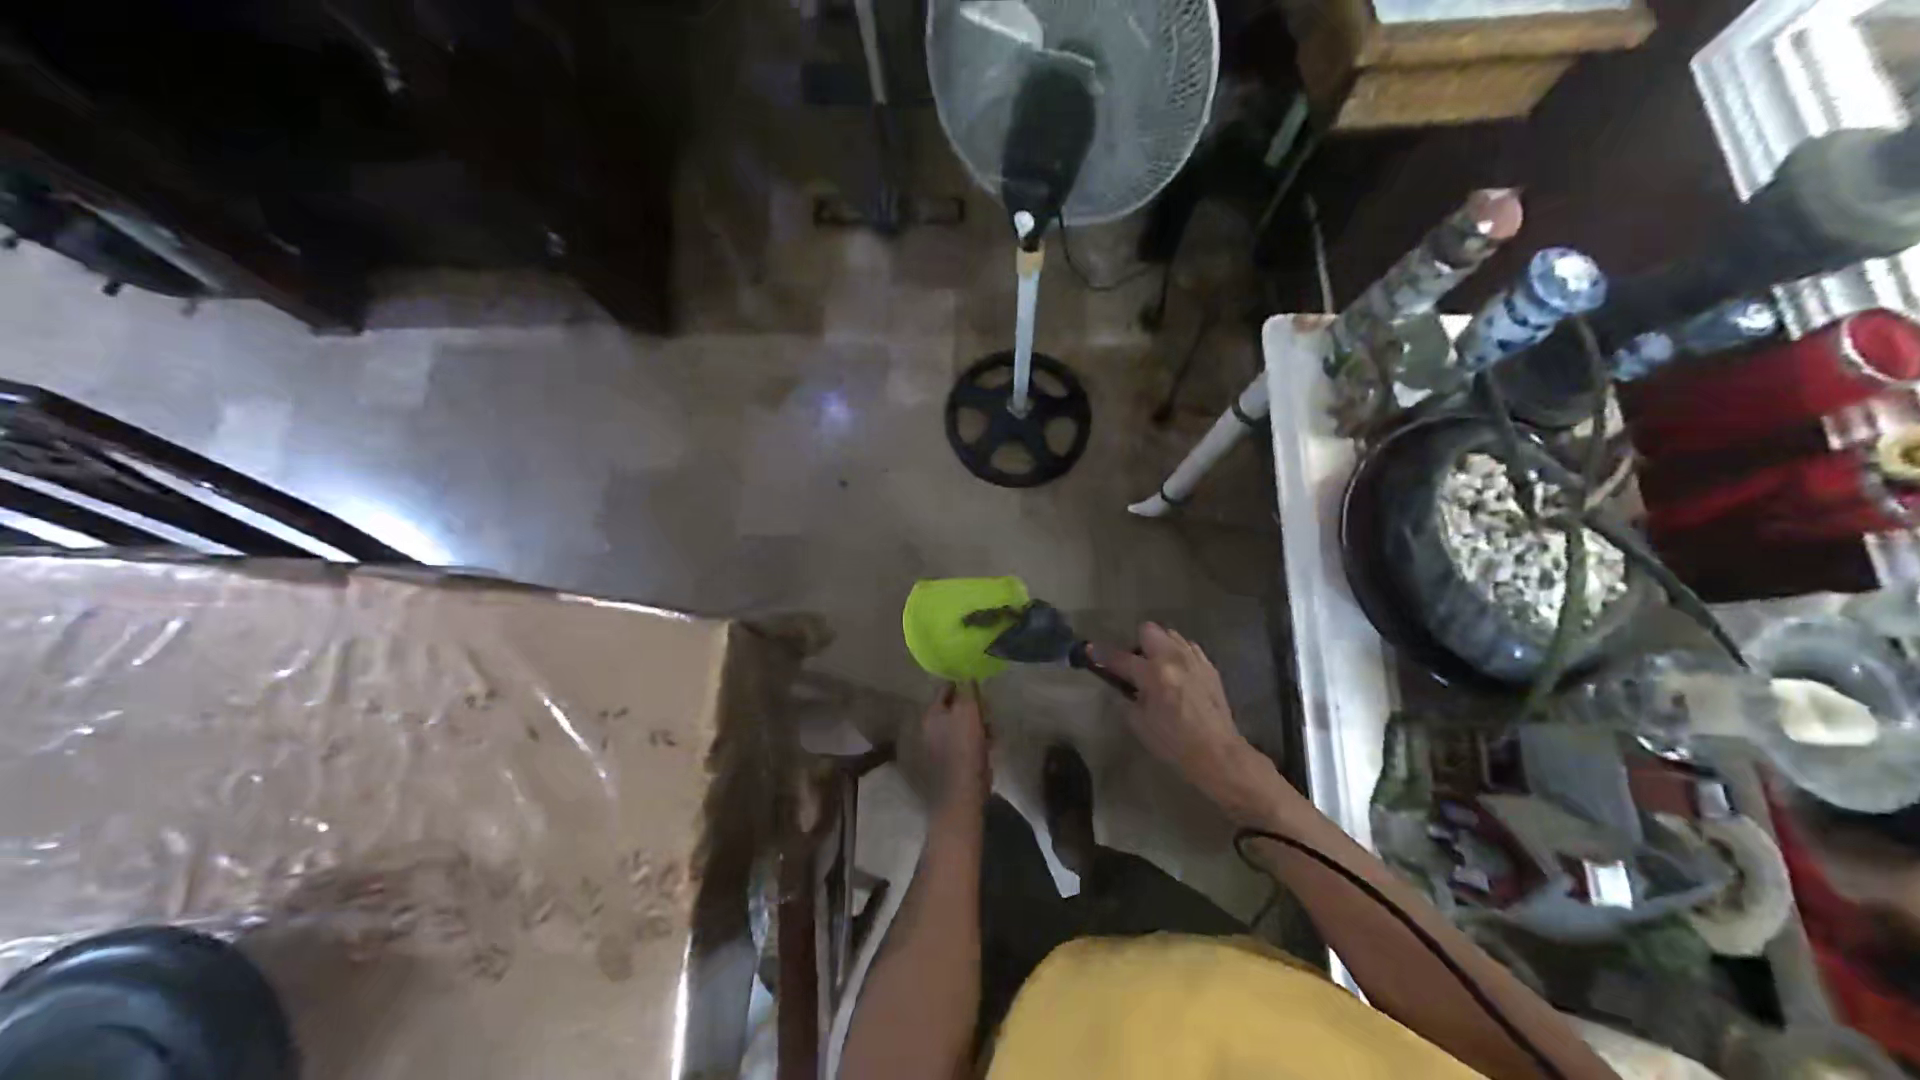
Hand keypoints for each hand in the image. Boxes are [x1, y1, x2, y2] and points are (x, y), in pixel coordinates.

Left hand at [900, 683, 990, 818]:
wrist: (964, 789)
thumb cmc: (964, 746)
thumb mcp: (968, 711)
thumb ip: (968, 691)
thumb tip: (967, 677)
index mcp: (932, 714)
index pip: (946, 688)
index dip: (963, 684)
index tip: (979, 686)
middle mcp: (933, 727)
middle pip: (958, 706)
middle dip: (975, 707)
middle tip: (987, 711)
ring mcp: (943, 744)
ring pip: (966, 723)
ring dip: (981, 724)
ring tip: (991, 731)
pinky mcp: (956, 758)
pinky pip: (970, 741)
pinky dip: (981, 740)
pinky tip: (990, 745)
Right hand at [1096, 624, 1262, 801]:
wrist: (1217, 753)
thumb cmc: (1173, 742)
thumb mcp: (1139, 723)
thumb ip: (1126, 699)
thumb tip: (1122, 686)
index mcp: (1154, 674)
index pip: (1121, 658)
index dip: (1102, 654)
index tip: (1090, 650)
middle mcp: (1175, 659)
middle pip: (1149, 630)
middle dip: (1138, 643)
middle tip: (1136, 664)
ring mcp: (1195, 660)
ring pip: (1171, 635)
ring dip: (1160, 647)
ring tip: (1159, 667)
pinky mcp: (1210, 667)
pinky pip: (1189, 648)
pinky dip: (1179, 655)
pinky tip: (1178, 673)